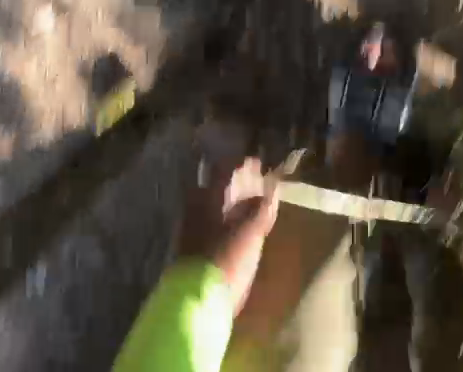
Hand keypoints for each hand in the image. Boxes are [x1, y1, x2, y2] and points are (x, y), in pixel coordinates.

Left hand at [176, 156, 280, 312]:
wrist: (197, 301)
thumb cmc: (225, 259)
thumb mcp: (250, 234)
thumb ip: (261, 210)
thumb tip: (270, 192)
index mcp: (209, 197)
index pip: (225, 170)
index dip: (243, 165)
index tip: (258, 162)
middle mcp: (197, 207)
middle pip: (219, 188)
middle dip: (238, 184)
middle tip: (257, 182)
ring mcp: (192, 228)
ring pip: (216, 206)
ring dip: (233, 203)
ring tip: (253, 206)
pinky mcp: (193, 249)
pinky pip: (213, 223)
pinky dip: (228, 220)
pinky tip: (240, 229)